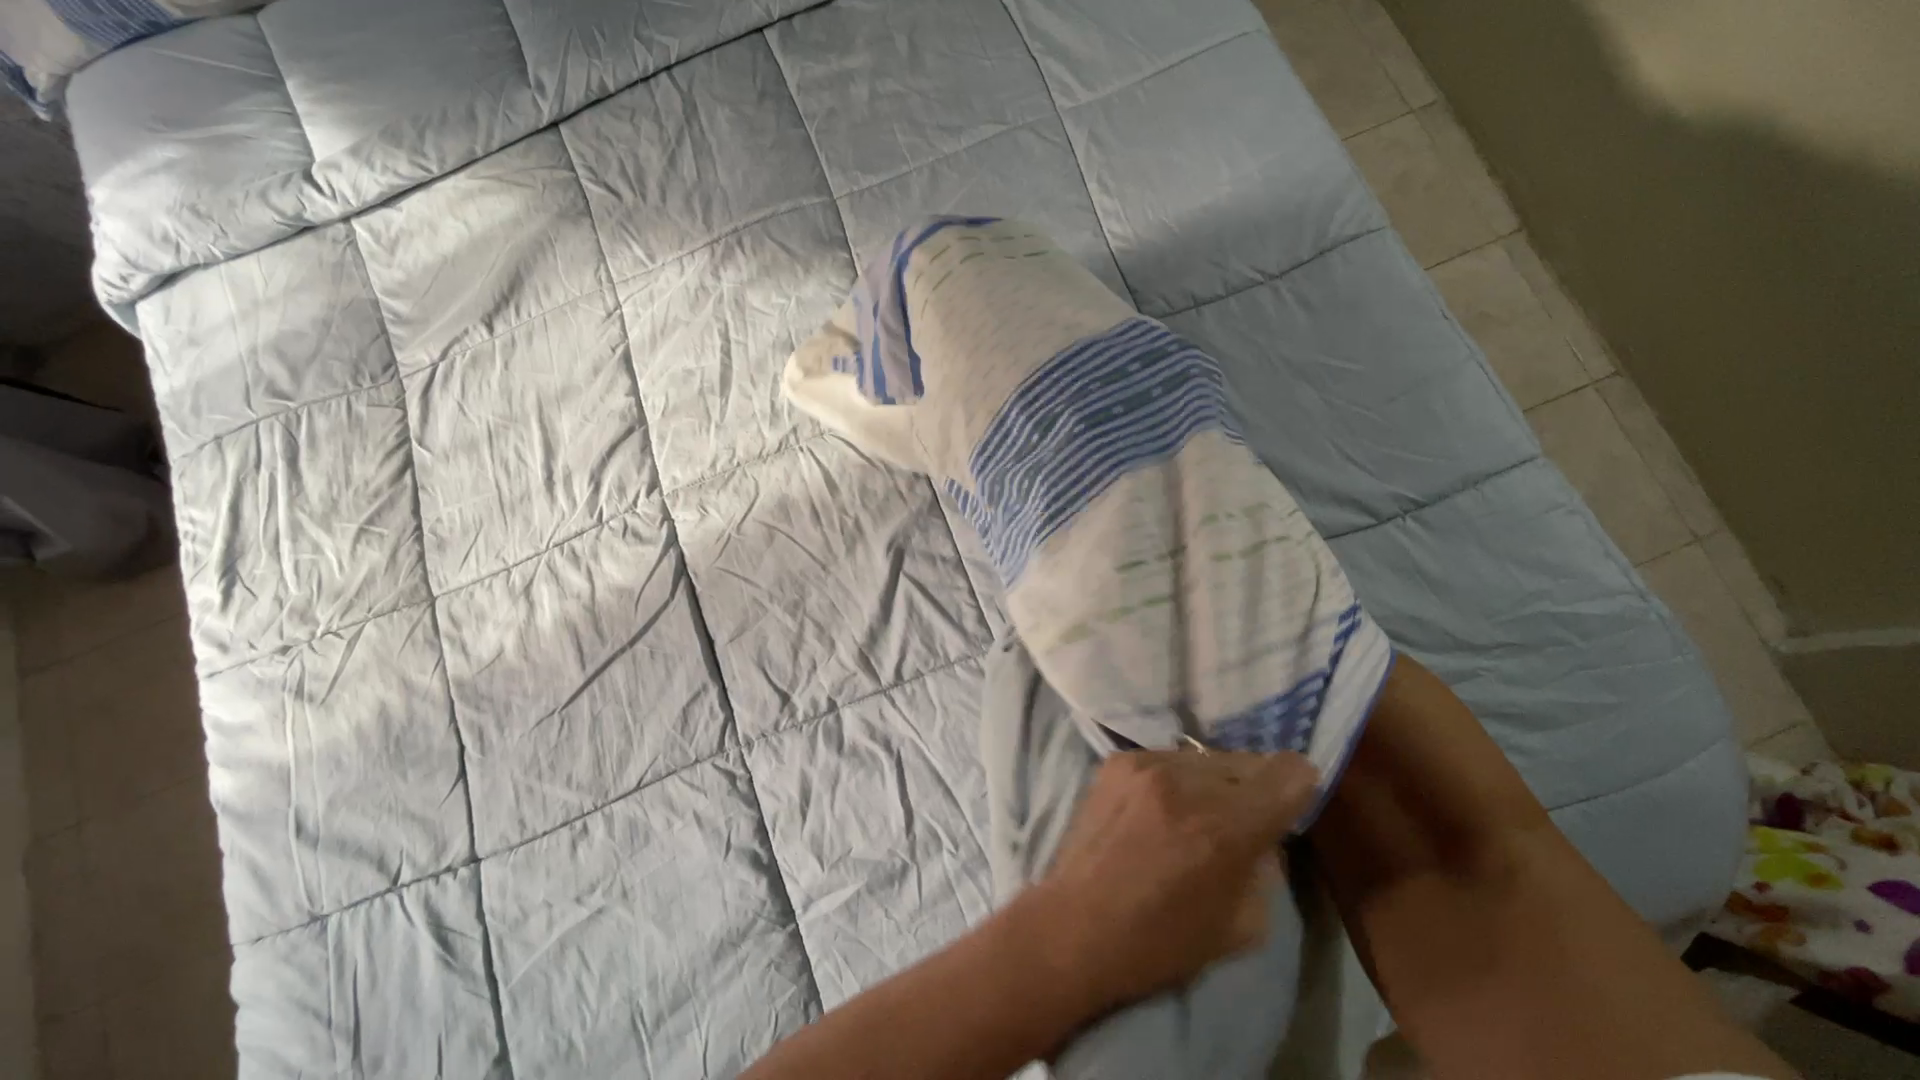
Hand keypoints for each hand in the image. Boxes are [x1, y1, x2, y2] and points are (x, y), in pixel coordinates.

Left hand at [1024, 750, 1318, 1013]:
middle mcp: (1189, 782)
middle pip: (1249, 760)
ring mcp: (1148, 764)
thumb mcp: (1245, 925)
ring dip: (1211, 783)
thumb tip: (1269, 834)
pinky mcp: (1117, 761)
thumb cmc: (1161, 941)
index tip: (1286, 811)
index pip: (1289, 772)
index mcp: (1227, 825)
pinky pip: (1167, 759)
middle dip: (1252, 790)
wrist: (1075, 927)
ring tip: (1191, 818)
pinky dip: (1174, 780)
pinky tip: (1157, 811)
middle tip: (1235, 823)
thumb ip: (1269, 868)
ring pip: (1207, 757)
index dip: (1297, 791)